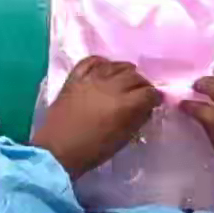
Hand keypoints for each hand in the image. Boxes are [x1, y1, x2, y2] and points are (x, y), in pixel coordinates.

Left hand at [32, 56, 162, 176]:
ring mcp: (90, 80)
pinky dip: (100, 62)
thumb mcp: (122, 139)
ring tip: (126, 78)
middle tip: (141, 92)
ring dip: (125, 70)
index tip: (154, 102)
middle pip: (134, 76)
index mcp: (125, 105)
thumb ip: (137, 120)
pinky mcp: (74, 79)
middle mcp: (110, 87)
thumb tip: (146, 108)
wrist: (58, 151)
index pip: (149, 92)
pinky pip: (90, 61)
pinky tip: (105, 67)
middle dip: (142, 84)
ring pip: (115, 65)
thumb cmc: (92, 151)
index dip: (155, 97)